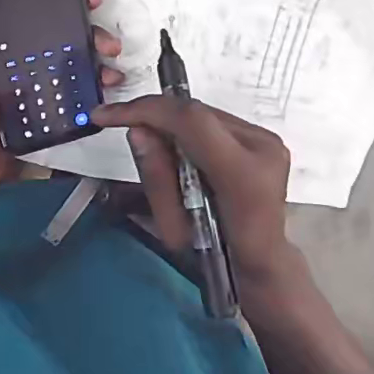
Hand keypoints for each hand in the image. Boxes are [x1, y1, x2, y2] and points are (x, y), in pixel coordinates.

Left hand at [0, 0, 122, 180]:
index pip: (25, 13)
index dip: (52, 0)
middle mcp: (11, 60)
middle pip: (56, 35)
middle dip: (85, 31)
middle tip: (103, 37)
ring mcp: (28, 82)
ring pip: (67, 60)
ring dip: (93, 58)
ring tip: (108, 66)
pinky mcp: (40, 104)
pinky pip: (69, 89)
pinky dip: (89, 85)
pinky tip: (103, 85)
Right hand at [90, 96, 309, 288]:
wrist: (263, 263)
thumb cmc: (218, 257)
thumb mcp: (174, 227)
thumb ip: (156, 176)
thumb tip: (137, 130)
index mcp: (243, 175)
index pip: (190, 122)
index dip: (145, 110)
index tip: (106, 115)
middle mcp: (261, 148)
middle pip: (194, 112)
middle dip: (152, 114)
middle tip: (118, 123)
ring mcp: (266, 140)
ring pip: (202, 114)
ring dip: (169, 122)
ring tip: (155, 148)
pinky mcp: (263, 138)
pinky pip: (213, 122)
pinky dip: (187, 129)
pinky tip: (178, 150)